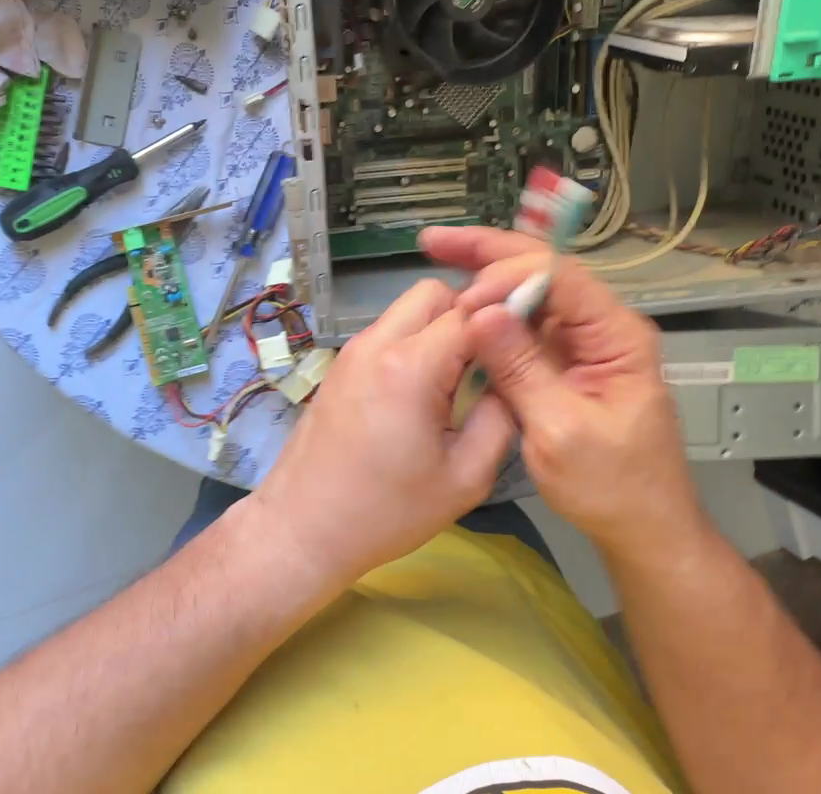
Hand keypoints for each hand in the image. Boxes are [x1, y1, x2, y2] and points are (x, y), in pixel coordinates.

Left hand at [246, 279, 517, 587]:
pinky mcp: (340, 365)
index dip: (502, 326)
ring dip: (436, 331)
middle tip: (483, 365)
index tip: (517, 354)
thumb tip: (511, 379)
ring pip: (406, 310)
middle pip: (432, 293)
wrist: (303, 528)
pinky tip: (418, 395)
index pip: (471, 312)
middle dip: (466, 316)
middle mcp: (377, 343)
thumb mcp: (465, 477)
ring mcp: (352, 351)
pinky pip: (386, 333)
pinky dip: (410, 345)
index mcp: (410, 366)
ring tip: (451, 384)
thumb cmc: (387, 510)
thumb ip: (499, 418)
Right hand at [419, 226, 708, 557]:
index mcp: (616, 336)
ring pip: (530, 292)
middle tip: (435, 241)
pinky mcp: (563, 362)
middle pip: (543, 271)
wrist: (642, 528)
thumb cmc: (613, 487)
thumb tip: (478, 314)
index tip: (465, 302)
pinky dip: (491, 313)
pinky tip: (459, 305)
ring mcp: (581, 343)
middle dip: (488, 253)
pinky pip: (524, 326)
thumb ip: (520, 369)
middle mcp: (600, 327)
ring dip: (486, 275)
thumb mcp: (560, 431)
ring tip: (439, 257)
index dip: (507, 276)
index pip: (560, 277)